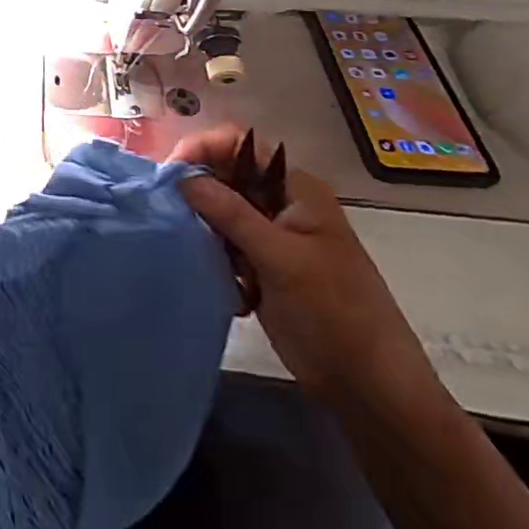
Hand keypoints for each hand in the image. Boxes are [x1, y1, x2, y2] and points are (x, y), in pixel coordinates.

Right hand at [170, 127, 435, 400]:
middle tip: (164, 211)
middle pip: (226, 178)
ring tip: (184, 247)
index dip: (204, 149)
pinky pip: (222, 247)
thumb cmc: (334, 311)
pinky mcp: (259, 268)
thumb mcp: (281, 258)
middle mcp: (280, 205)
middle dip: (195, 190)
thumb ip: (233, 215)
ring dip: (200, 227)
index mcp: (295, 189)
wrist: (364, 381)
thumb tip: (185, 178)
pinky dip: (210, 256)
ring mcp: (269, 238)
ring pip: (219, 213)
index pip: (242, 146)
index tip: (169, 174)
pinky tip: (209, 277)